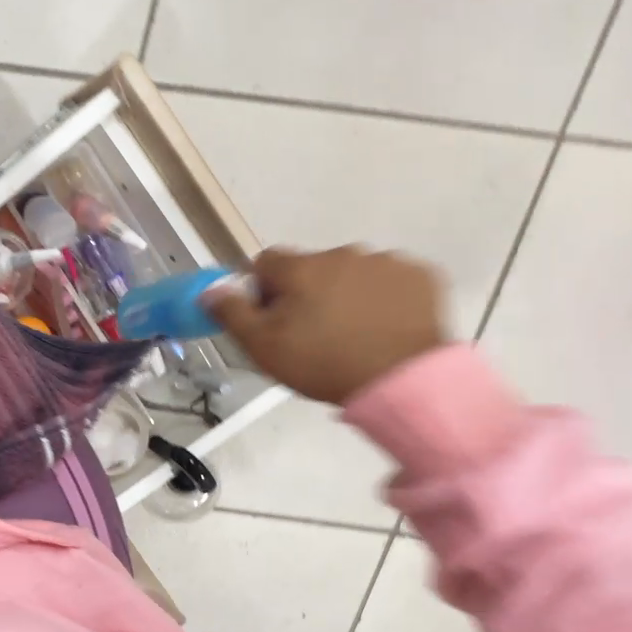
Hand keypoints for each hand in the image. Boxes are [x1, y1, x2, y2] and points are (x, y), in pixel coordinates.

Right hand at [206, 245, 448, 404]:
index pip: (266, 261)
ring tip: (348, 332)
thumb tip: (210, 289)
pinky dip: (379, 298)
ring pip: (350, 273)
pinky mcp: (421, 275)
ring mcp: (387, 262)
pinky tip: (378, 326)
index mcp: (302, 268)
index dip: (261, 288)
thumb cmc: (319, 362)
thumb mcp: (261, 345)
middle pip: (310, 267)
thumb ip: (231, 312)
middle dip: (305, 291)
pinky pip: (388, 281)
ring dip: (343, 293)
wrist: (399, 378)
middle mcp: (344, 253)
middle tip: (308, 332)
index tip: (269, 317)